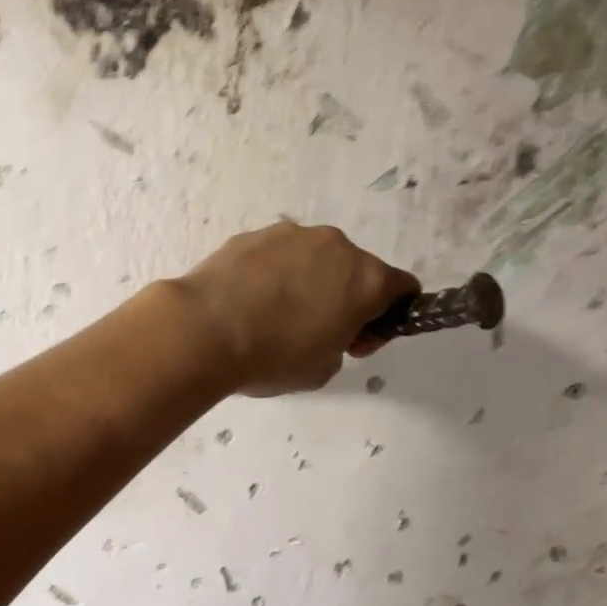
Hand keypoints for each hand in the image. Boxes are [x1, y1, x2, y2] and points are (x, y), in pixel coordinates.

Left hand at [172, 221, 418, 396]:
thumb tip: (325, 331)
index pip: (403, 291)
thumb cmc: (271, 357)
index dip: (386, 320)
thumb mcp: (321, 371)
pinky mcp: (252, 235)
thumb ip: (339, 346)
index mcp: (366, 280)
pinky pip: (275, 256)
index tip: (355, 342)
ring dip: (305, 281)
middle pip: (355, 270)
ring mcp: (292, 235)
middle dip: (343, 298)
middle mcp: (336, 246)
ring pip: (313, 259)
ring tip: (269, 317)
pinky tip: (244, 302)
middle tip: (310, 333)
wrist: (203, 331)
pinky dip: (269, 275)